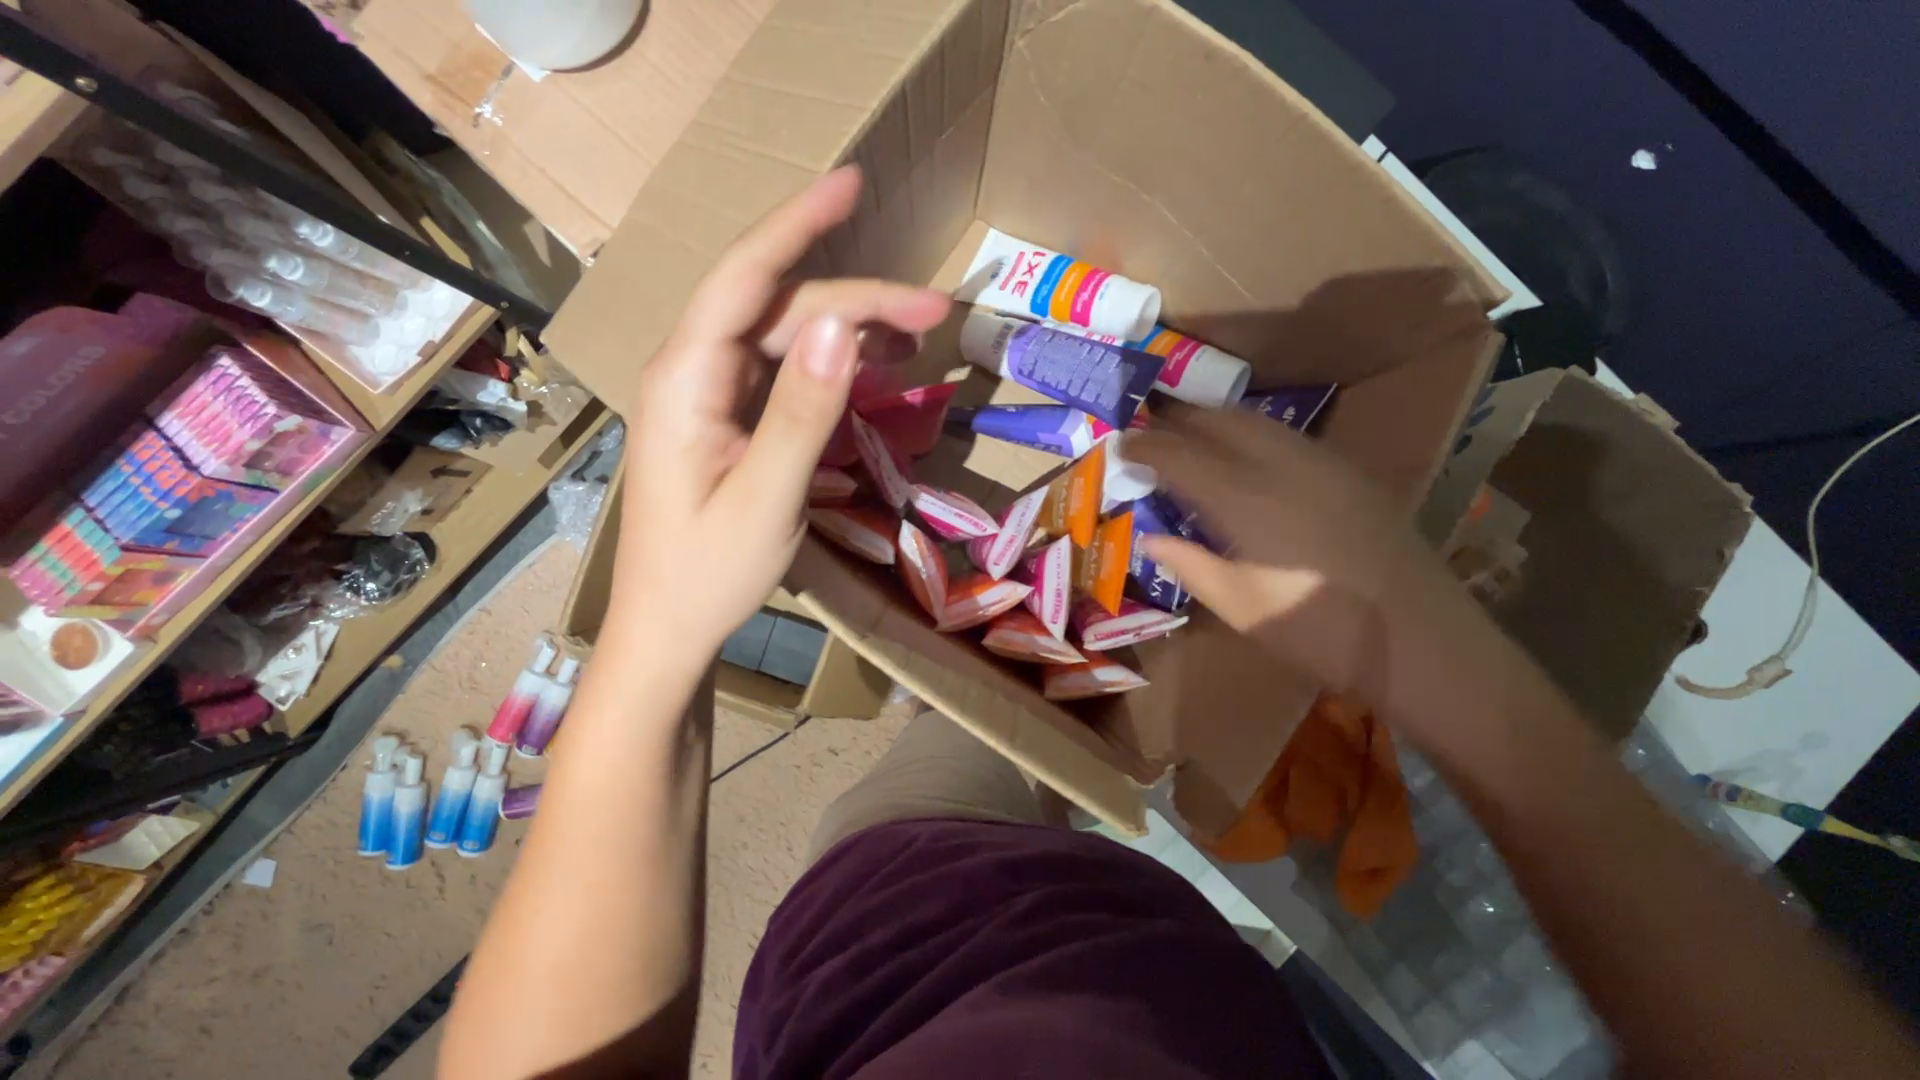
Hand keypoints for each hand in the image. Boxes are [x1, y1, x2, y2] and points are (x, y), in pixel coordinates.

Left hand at [611, 167, 950, 656]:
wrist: (666, 630)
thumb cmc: (705, 573)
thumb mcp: (764, 498)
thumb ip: (801, 412)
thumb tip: (838, 325)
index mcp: (687, 379)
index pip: (745, 277)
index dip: (798, 225)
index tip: (852, 183)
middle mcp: (692, 372)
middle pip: (778, 308)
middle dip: (856, 300)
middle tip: (935, 313)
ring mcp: (708, 396)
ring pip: (783, 337)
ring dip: (848, 329)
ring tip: (917, 339)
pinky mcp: (726, 421)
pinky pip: (782, 373)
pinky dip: (830, 365)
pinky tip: (872, 369)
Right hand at [1123, 409, 1478, 708]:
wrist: (1422, 640)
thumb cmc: (1318, 633)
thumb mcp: (1239, 607)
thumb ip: (1190, 564)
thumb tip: (1152, 536)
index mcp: (1246, 500)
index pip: (1181, 457)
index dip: (1146, 447)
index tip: (1119, 443)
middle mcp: (1282, 465)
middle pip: (1220, 422)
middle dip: (1180, 421)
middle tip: (1151, 432)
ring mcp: (1323, 464)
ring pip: (1258, 422)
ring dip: (1218, 422)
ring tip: (1193, 436)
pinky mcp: (1352, 474)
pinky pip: (1288, 437)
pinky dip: (1254, 435)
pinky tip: (1250, 458)